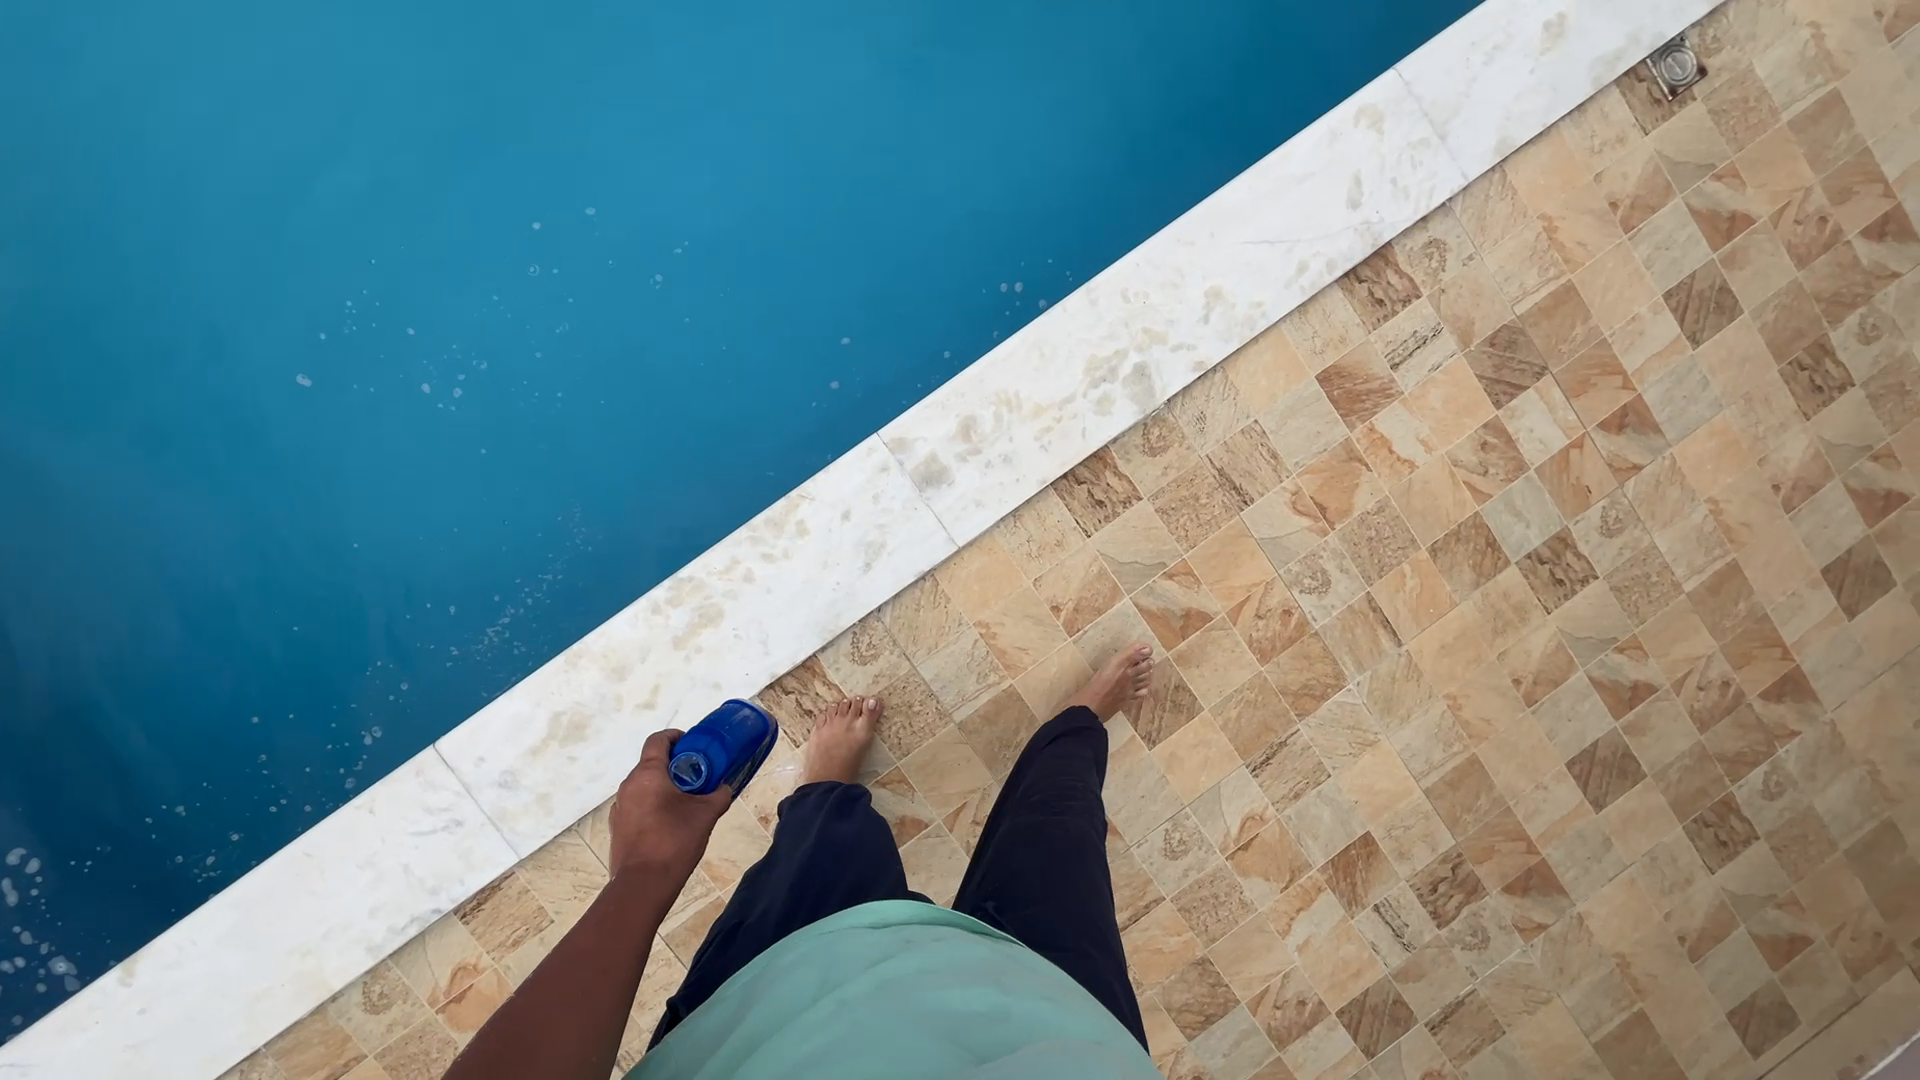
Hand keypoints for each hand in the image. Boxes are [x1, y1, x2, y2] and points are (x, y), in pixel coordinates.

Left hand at [608, 729, 733, 882]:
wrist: (643, 884)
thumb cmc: (674, 840)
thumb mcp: (706, 814)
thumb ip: (719, 795)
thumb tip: (725, 787)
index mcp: (647, 774)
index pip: (658, 740)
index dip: (676, 736)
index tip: (693, 745)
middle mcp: (628, 786)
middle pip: (651, 763)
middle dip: (675, 765)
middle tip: (698, 776)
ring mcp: (619, 808)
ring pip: (644, 786)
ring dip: (663, 787)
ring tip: (686, 802)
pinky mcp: (617, 828)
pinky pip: (637, 806)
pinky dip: (653, 805)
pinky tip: (670, 823)